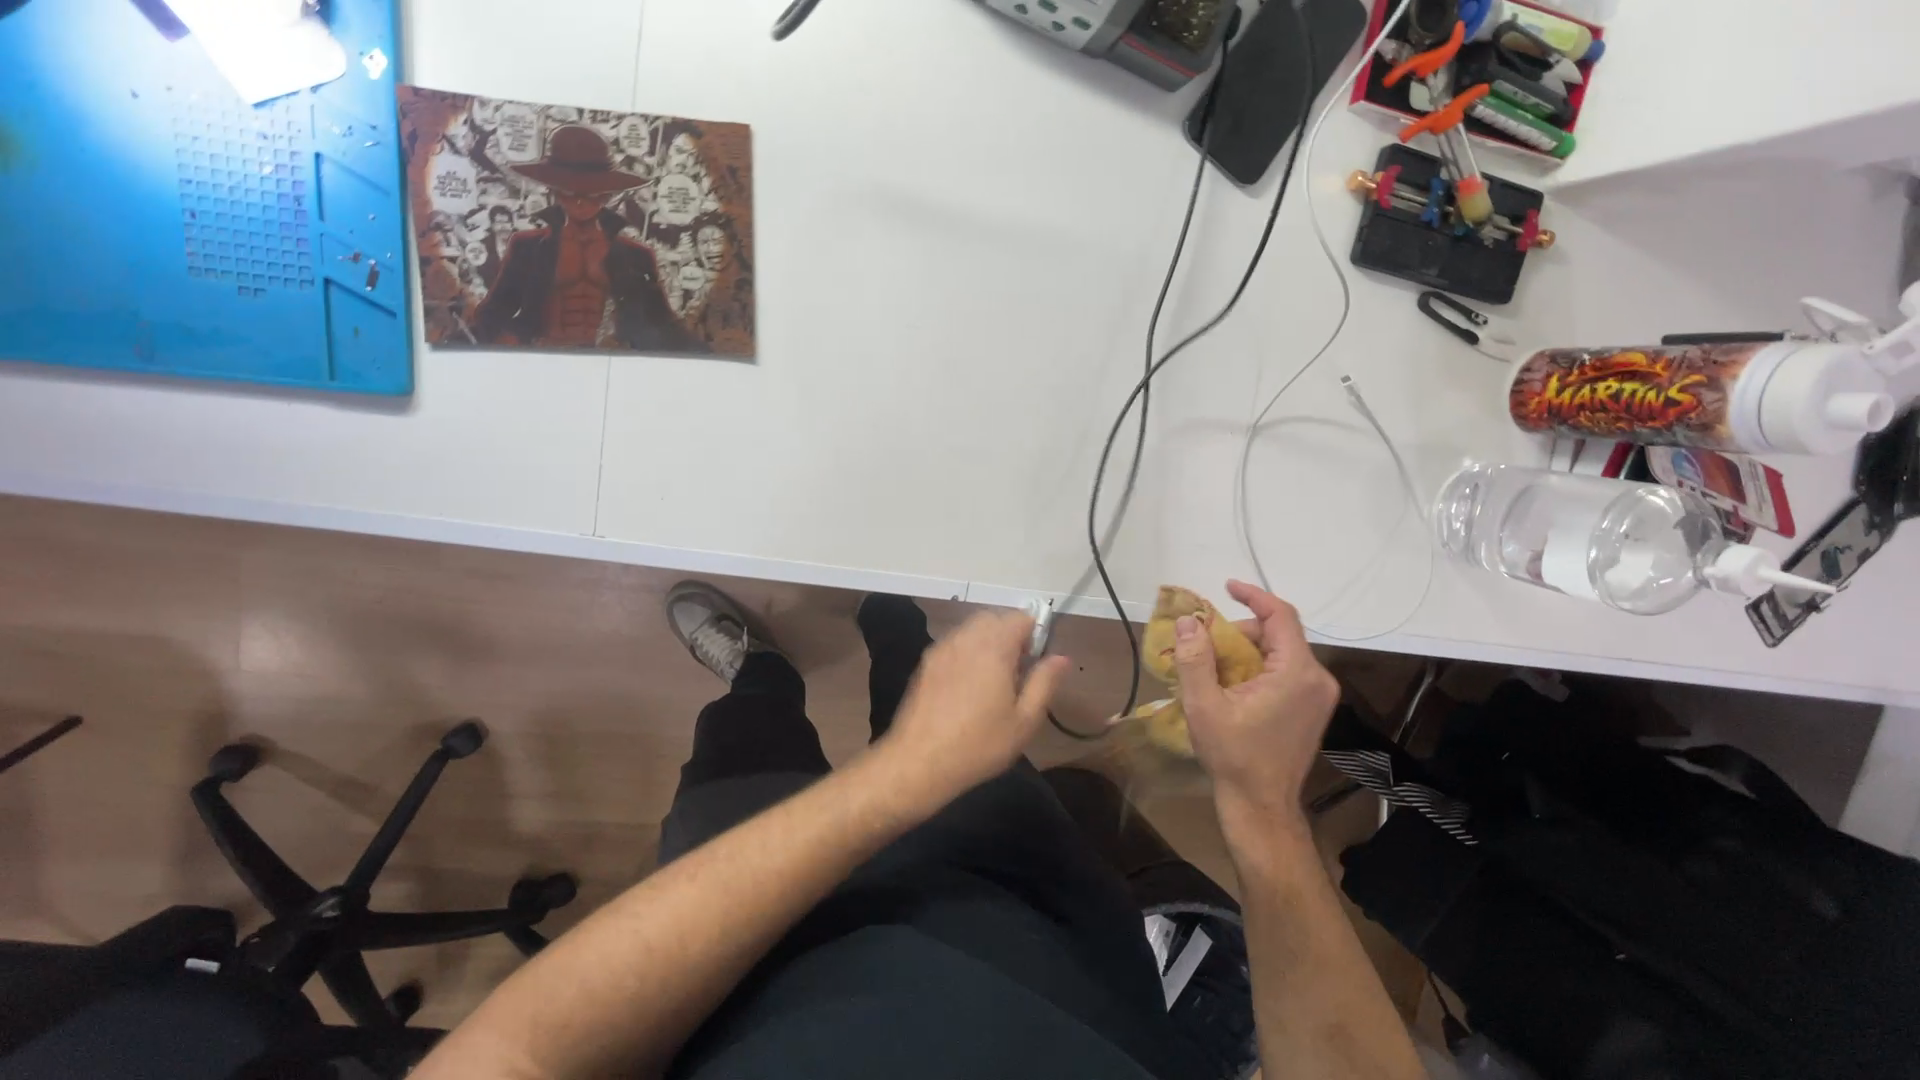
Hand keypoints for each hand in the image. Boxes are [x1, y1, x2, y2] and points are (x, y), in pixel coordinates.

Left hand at [879, 612, 1068, 801]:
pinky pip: (953, 645)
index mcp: (993, 647)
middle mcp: (965, 639)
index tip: (1035, 664)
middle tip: (1017, 673)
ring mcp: (941, 649)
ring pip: (971, 630)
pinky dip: (966, 653)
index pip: (1020, 617)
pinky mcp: (925, 664)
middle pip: (993, 619)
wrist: (918, 761)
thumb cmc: (979, 744)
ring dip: (987, 643)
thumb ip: (1044, 683)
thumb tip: (1061, 658)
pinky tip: (967, 689)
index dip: (1034, 635)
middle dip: (1010, 636)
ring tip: (993, 682)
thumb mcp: (1024, 721)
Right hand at [1173, 580, 1339, 831]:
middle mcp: (1317, 678)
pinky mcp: (1313, 709)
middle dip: (1240, 632)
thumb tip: (1188, 622)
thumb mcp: (1204, 705)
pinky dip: (1258, 668)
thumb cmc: (1233, 756)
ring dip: (1247, 651)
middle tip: (1205, 646)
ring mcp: (1318, 696)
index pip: (1281, 616)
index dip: (1253, 596)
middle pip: (1278, 635)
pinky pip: (1286, 672)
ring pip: (1281, 654)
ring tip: (1213, 669)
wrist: (1261, 804)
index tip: (1226, 587)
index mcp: (1296, 673)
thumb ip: (1195, 658)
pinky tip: (1232, 685)